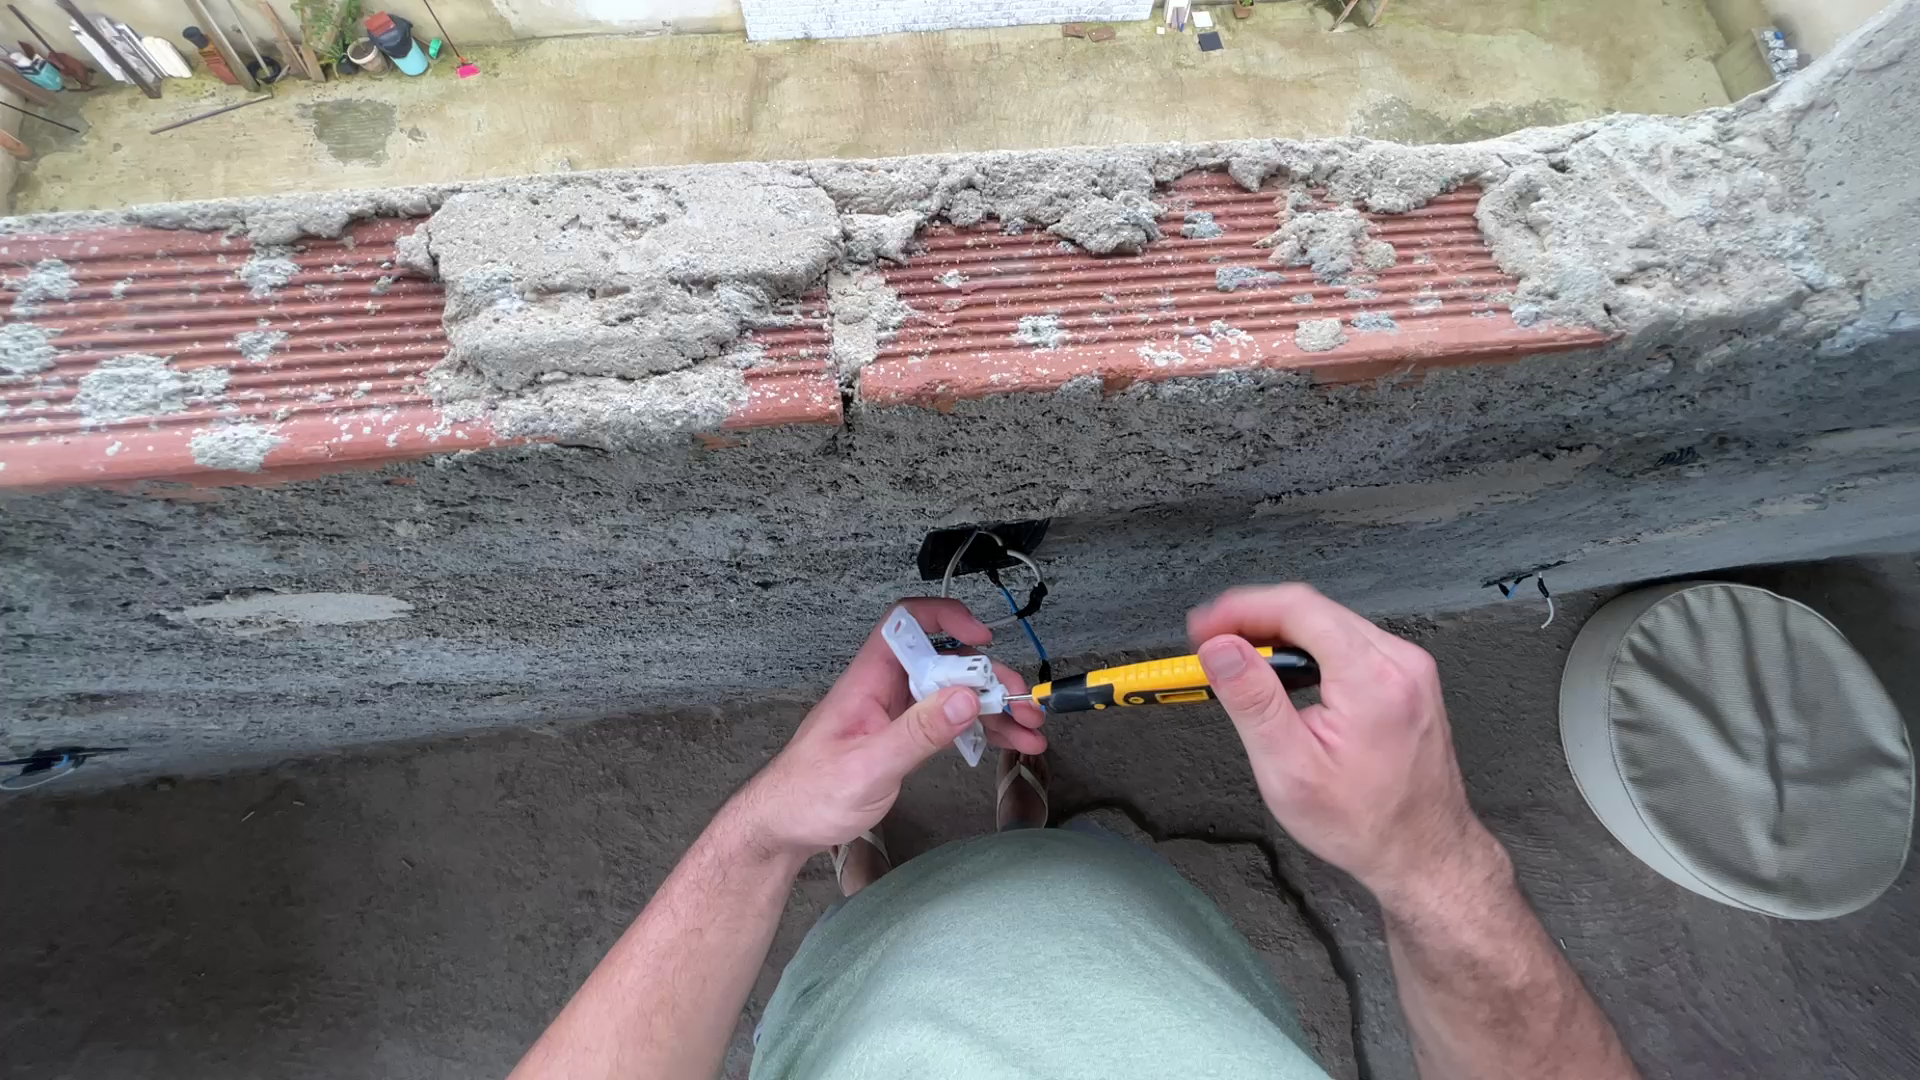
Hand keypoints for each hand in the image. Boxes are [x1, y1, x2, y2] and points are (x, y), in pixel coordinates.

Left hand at [737, 598, 1047, 858]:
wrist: (784, 827)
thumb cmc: (810, 793)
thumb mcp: (869, 766)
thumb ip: (918, 732)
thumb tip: (965, 696)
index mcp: (869, 678)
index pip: (907, 623)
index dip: (945, 618)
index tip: (982, 638)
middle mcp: (886, 687)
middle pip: (945, 662)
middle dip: (989, 677)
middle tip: (1024, 703)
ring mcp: (897, 711)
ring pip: (954, 692)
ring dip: (993, 706)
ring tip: (1031, 727)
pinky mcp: (904, 735)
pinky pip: (949, 721)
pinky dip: (981, 729)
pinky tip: (1008, 742)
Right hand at [1188, 584, 1497, 905]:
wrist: (1425, 856)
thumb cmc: (1364, 824)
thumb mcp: (1289, 768)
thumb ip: (1251, 700)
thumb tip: (1220, 649)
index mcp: (1373, 680)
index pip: (1297, 609)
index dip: (1240, 609)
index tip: (1204, 627)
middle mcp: (1398, 663)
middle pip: (1310, 609)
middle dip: (1251, 617)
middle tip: (1209, 639)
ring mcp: (1406, 667)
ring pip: (1325, 620)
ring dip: (1274, 629)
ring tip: (1235, 654)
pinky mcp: (1403, 677)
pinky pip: (1342, 639)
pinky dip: (1301, 644)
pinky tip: (1276, 668)